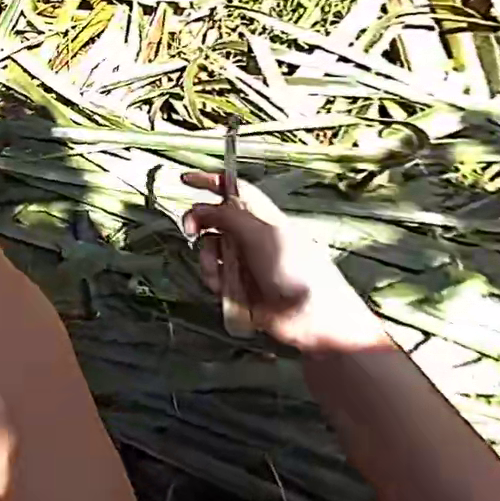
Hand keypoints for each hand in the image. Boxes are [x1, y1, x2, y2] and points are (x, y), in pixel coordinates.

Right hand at [179, 171, 389, 354]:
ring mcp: (245, 260)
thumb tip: (201, 207)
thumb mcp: (261, 235)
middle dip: (199, 221)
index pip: (234, 189)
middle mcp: (252, 235)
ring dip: (208, 257)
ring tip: (217, 271)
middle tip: (190, 229)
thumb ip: (228, 216)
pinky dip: (213, 278)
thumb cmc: (295, 271)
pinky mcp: (239, 284)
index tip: (186, 180)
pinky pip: (214, 273)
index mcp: (263, 217)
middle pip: (215, 217)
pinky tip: (223, 287)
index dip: (211, 181)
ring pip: (211, 247)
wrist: (313, 321)